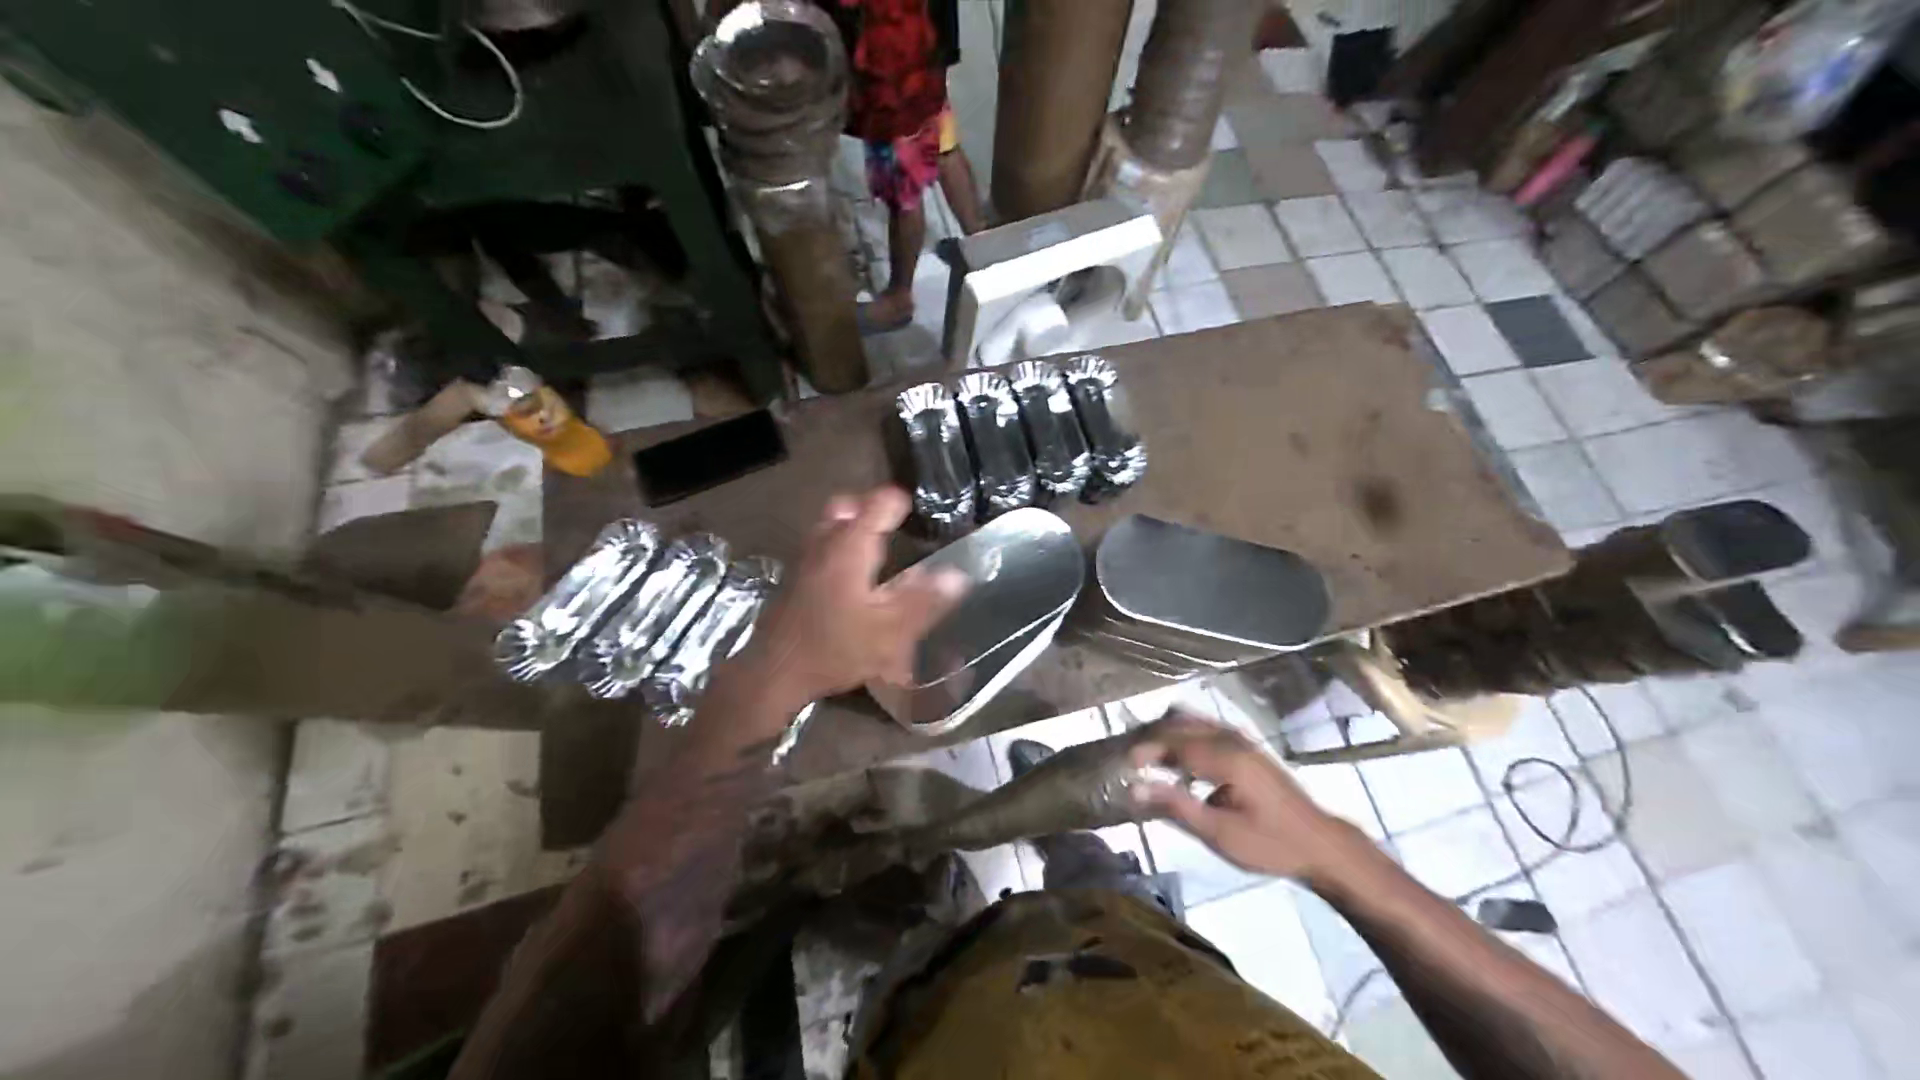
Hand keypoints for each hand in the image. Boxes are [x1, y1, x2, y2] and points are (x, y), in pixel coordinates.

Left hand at [733, 487, 966, 710]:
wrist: (774, 672)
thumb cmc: (835, 649)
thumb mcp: (890, 631)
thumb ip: (924, 600)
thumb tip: (958, 575)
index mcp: (851, 546)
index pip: (879, 503)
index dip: (900, 503)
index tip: (918, 513)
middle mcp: (825, 543)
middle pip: (849, 506)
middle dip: (871, 510)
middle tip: (894, 526)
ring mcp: (804, 558)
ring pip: (829, 525)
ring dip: (852, 527)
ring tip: (876, 548)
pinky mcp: (793, 578)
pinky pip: (819, 545)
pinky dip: (837, 546)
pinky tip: (850, 577)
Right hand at [1131, 711, 1361, 881]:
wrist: (1320, 844)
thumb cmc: (1269, 844)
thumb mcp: (1219, 833)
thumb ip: (1175, 807)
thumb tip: (1133, 789)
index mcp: (1225, 758)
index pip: (1174, 741)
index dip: (1145, 748)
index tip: (1124, 762)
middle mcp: (1231, 739)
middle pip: (1180, 723)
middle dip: (1151, 736)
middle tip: (1130, 759)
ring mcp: (1241, 739)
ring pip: (1192, 720)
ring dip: (1166, 733)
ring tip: (1148, 758)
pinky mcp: (1247, 746)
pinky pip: (1205, 726)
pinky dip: (1183, 735)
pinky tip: (1177, 760)